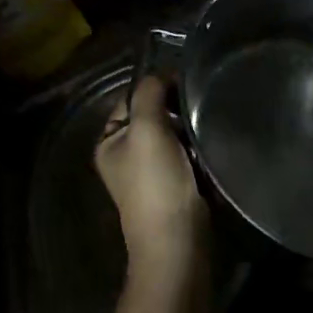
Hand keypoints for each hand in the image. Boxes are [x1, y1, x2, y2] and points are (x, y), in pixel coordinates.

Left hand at [97, 75, 207, 312]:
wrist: (178, 238)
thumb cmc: (154, 179)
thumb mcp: (145, 126)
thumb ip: (149, 92)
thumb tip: (160, 74)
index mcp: (108, 141)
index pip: (130, 97)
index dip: (153, 85)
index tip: (180, 79)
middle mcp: (124, 154)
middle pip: (150, 112)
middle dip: (171, 106)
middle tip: (193, 99)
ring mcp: (148, 170)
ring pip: (170, 130)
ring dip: (185, 124)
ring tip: (200, 119)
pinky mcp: (172, 182)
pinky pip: (183, 149)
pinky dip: (193, 143)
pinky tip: (204, 140)